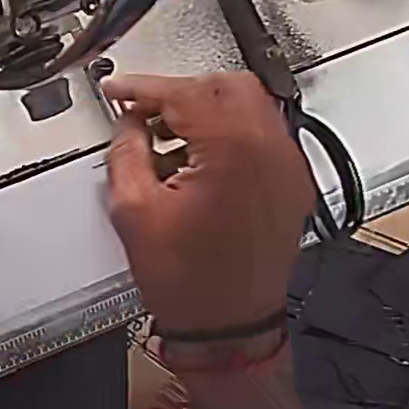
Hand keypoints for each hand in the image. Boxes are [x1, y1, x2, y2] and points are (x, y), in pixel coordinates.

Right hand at [101, 72, 313, 334]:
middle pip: (228, 86)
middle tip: (141, 107)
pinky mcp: (288, 184)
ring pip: (248, 106)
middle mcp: (272, 153)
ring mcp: (286, 169)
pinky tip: (190, 157)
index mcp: (234, 154)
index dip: (144, 86)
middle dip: (178, 91)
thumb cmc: (189, 281)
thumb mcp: (133, 210)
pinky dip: (224, 132)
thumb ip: (126, 152)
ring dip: (202, 110)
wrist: (226, 323)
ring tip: (162, 135)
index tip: (120, 88)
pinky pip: (259, 136)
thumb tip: (128, 124)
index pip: (187, 93)